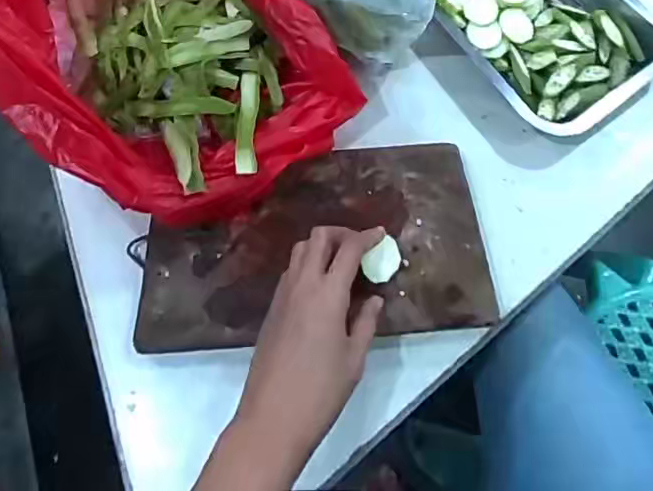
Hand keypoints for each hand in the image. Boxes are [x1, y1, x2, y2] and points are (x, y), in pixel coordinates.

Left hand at [194, 226, 385, 490]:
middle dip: (342, 233)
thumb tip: (375, 298)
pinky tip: (321, 287)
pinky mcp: (273, 306)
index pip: (349, 248)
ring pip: (301, 249)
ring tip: (340, 264)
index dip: (367, 237)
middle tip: (360, 247)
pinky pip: (291, 269)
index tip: (381, 234)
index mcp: (327, 293)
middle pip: (319, 237)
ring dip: (322, 246)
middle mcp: (303, 283)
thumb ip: (366, 322)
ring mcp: (283, 292)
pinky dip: (308, 263)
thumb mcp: (354, 359)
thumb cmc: (320, 392)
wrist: (271, 417)